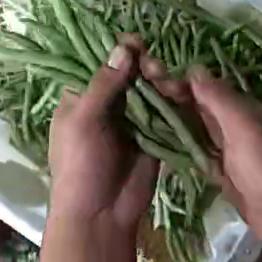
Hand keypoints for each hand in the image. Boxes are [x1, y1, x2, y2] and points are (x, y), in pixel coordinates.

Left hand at [47, 39, 158, 245]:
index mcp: (82, 96)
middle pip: (131, 71)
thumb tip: (124, 47)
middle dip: (146, 65)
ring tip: (170, 86)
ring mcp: (133, 118)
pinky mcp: (154, 134)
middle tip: (155, 70)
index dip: (119, 49)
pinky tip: (181, 96)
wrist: (100, 216)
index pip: (101, 61)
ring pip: (151, 88)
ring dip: (162, 81)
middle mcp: (109, 102)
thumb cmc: (80, 167)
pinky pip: (167, 110)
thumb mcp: (84, 122)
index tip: (137, 44)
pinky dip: (175, 101)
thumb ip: (104, 85)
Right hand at [142, 59, 261, 253]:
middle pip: (198, 107)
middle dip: (171, 99)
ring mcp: (230, 152)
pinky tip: (159, 147)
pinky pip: (199, 156)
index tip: (148, 78)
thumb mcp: (246, 130)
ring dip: (173, 123)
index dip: (178, 82)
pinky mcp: (225, 176)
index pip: (205, 88)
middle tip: (137, 93)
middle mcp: (234, 126)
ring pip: (196, 131)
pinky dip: (182, 149)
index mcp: (242, 110)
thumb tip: (194, 69)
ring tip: (139, 116)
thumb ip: (221, 101)